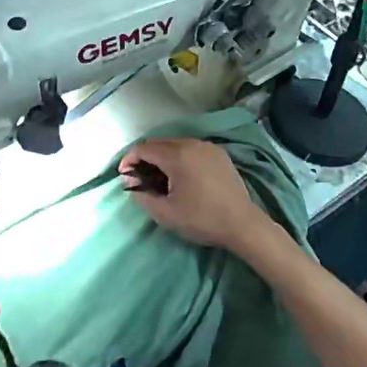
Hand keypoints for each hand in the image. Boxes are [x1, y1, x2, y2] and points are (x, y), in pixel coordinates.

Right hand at [118, 138, 276, 251]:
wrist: (241, 223)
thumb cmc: (201, 218)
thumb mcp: (165, 213)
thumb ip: (142, 195)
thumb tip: (131, 183)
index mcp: (177, 155)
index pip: (145, 148)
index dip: (130, 160)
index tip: (124, 176)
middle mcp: (192, 144)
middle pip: (160, 142)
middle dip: (145, 157)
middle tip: (139, 178)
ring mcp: (208, 147)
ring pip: (176, 143)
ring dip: (162, 156)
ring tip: (159, 178)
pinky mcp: (219, 154)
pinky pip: (192, 148)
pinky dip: (180, 156)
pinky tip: (181, 175)